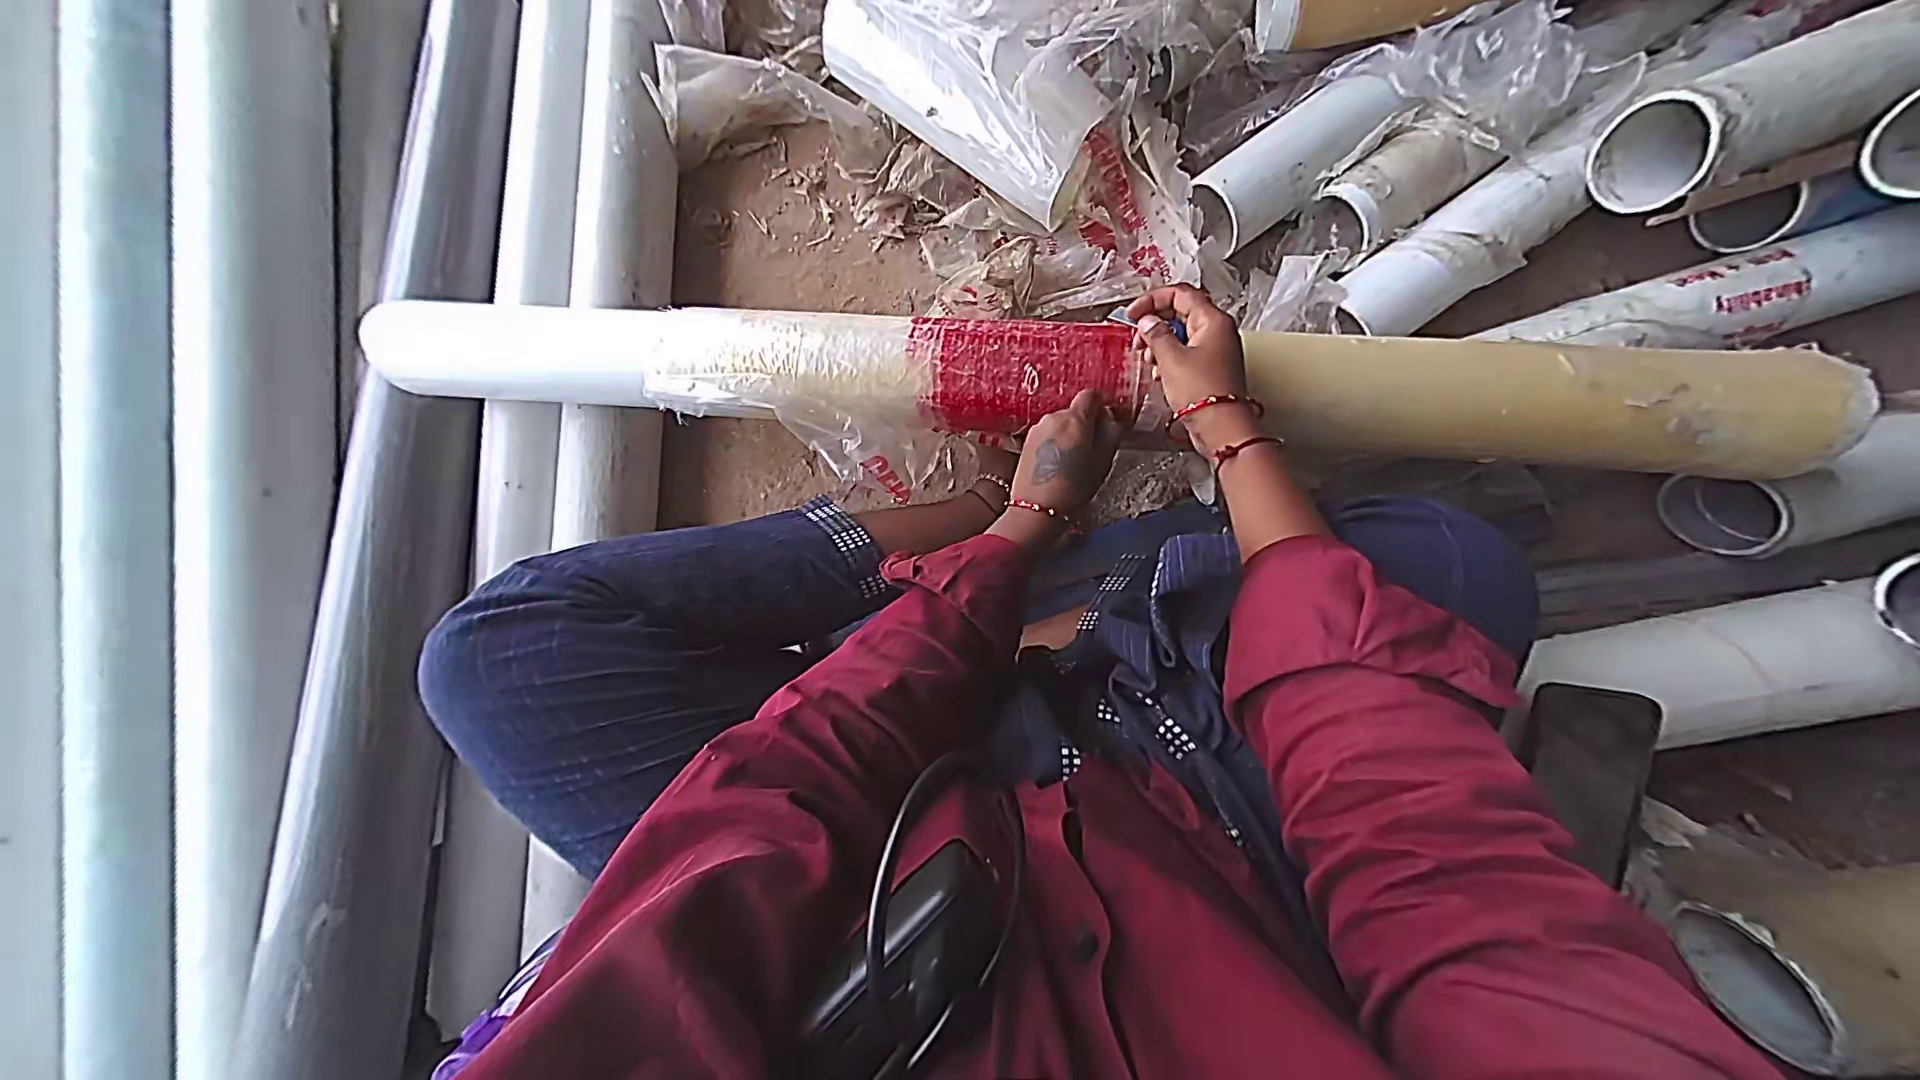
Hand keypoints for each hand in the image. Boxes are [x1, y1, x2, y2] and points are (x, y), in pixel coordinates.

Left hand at [989, 390, 1122, 548]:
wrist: (1037, 508)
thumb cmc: (1072, 488)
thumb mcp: (1103, 461)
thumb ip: (1111, 433)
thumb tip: (1110, 418)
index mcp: (1076, 419)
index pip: (1091, 395)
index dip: (1101, 407)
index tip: (1104, 424)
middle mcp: (1053, 418)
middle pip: (1074, 411)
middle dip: (1084, 425)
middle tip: (1090, 450)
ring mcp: (1037, 429)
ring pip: (1060, 424)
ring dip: (1068, 435)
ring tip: (1071, 462)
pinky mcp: (1025, 442)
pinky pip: (1047, 435)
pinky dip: (1054, 444)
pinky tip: (1056, 465)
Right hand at [1126, 284, 1258, 454]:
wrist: (1220, 426)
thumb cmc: (1203, 394)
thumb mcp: (1170, 359)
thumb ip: (1155, 335)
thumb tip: (1147, 322)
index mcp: (1212, 321)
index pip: (1180, 294)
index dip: (1152, 300)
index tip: (1134, 312)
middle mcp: (1217, 331)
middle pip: (1181, 313)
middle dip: (1155, 323)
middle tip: (1138, 337)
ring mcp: (1215, 350)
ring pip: (1181, 334)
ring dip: (1159, 343)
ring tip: (1148, 358)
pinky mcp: (1209, 368)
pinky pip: (1185, 353)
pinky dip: (1168, 358)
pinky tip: (1159, 372)